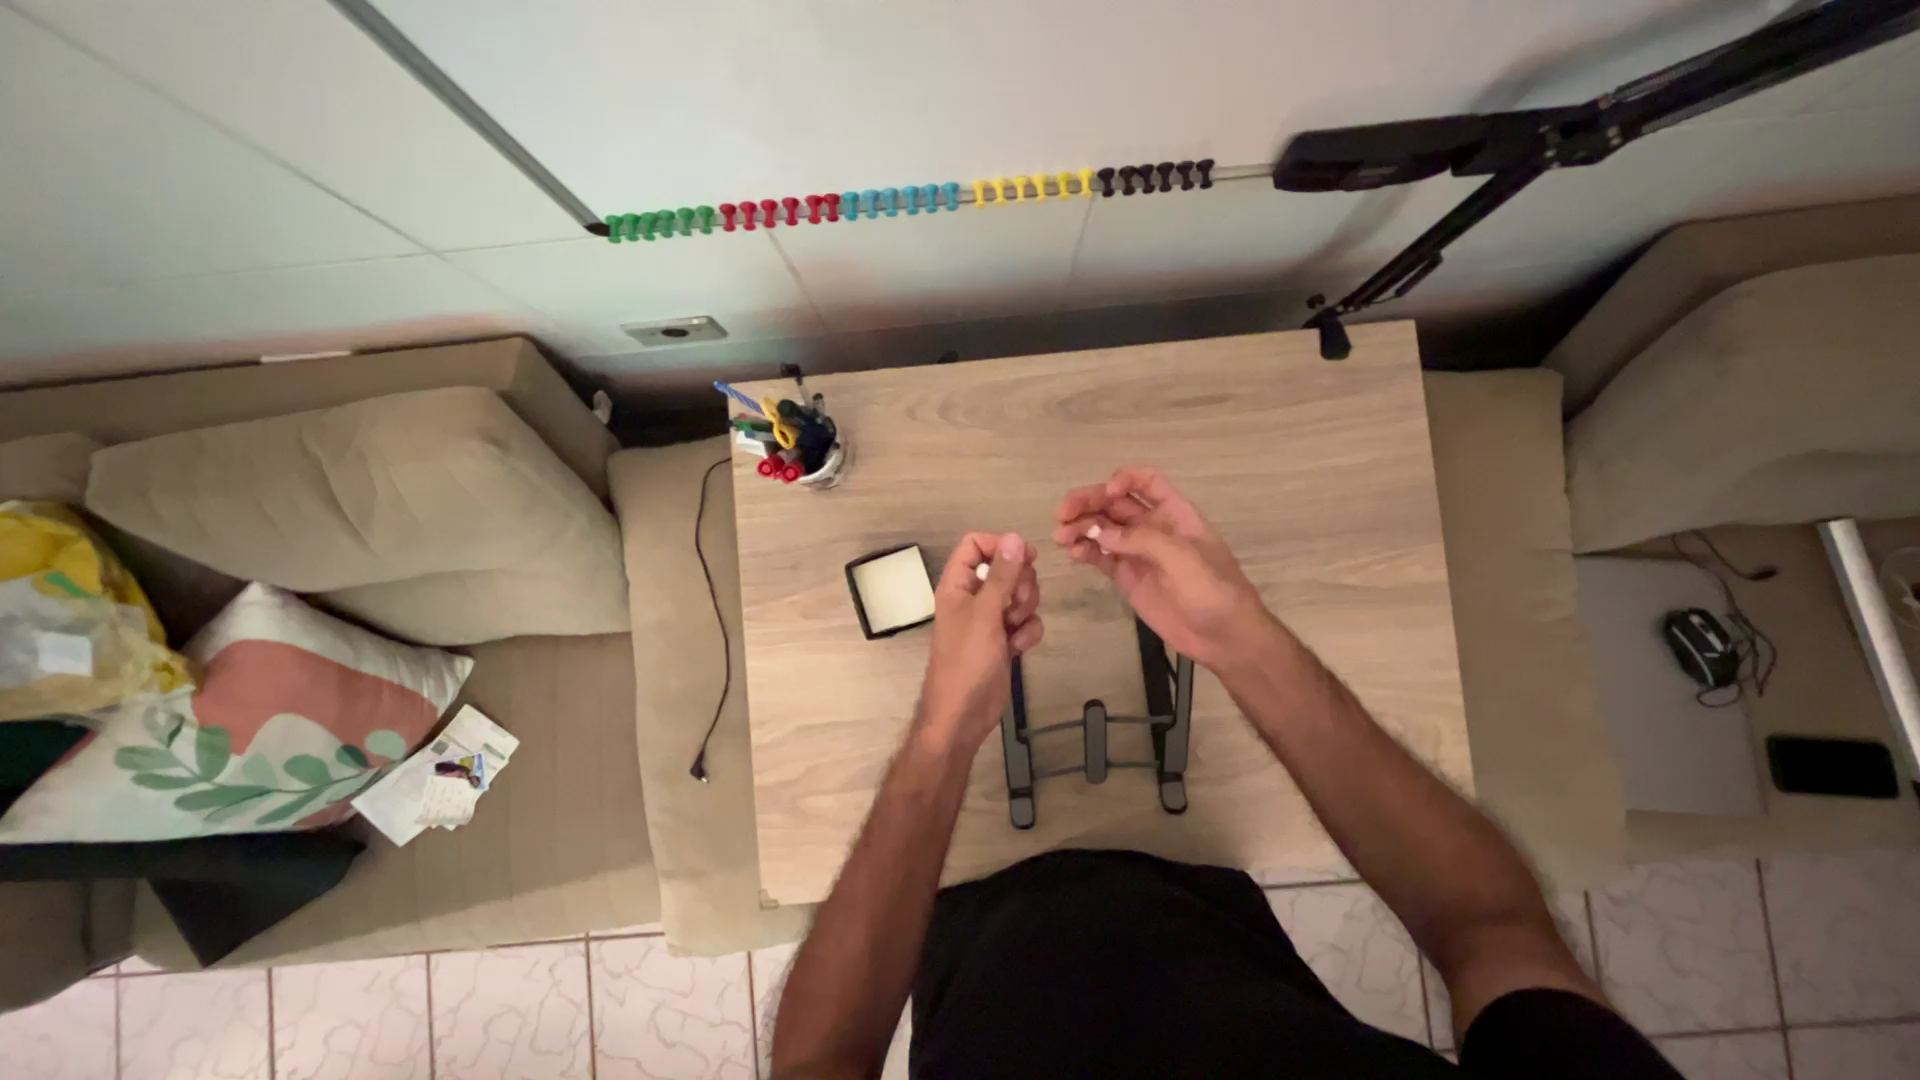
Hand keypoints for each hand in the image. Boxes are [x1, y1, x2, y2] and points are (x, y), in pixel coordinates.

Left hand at [917, 532, 1042, 750]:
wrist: (964, 714)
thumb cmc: (966, 661)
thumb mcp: (985, 614)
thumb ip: (1002, 575)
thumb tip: (1015, 538)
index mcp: (957, 585)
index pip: (975, 545)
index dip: (1000, 545)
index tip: (1024, 557)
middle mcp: (973, 597)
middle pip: (1005, 568)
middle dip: (1020, 583)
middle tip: (1014, 604)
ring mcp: (989, 619)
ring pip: (1020, 594)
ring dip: (1025, 609)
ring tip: (1013, 628)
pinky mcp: (1004, 639)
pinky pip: (1026, 621)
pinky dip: (1027, 632)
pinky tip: (1019, 648)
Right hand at [1052, 466, 1274, 671]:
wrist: (1224, 637)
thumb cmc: (1213, 590)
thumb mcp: (1183, 558)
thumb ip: (1142, 540)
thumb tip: (1100, 531)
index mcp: (1175, 513)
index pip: (1146, 482)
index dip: (1123, 480)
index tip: (1106, 493)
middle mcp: (1153, 528)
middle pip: (1115, 504)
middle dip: (1088, 502)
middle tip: (1062, 513)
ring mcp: (1138, 553)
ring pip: (1103, 529)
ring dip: (1080, 527)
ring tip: (1061, 537)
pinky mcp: (1127, 578)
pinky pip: (1101, 557)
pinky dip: (1085, 551)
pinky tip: (1073, 553)